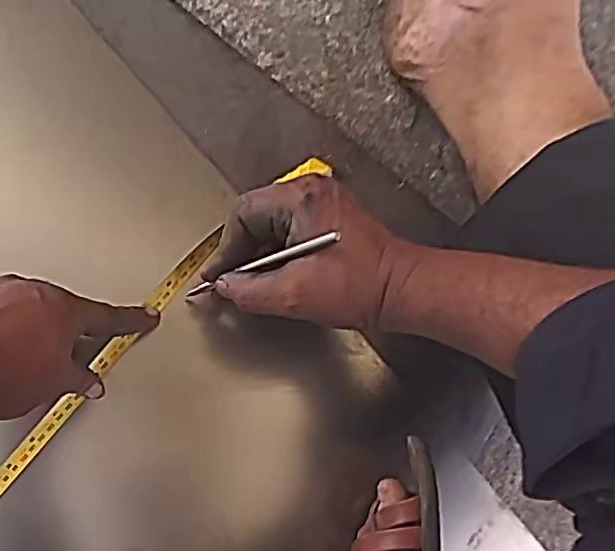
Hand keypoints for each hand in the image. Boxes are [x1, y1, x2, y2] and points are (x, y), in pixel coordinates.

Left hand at [0, 275, 157, 421]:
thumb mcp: (53, 385)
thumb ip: (77, 378)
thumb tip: (87, 381)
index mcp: (59, 307)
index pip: (105, 316)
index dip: (129, 321)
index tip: (143, 318)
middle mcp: (25, 291)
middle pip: (60, 312)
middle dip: (67, 336)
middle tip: (67, 363)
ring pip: (23, 313)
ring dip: (28, 337)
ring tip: (19, 370)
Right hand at [196, 177, 416, 330]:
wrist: (398, 290)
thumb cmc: (359, 286)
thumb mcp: (294, 294)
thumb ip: (250, 290)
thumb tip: (225, 286)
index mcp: (302, 199)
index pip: (243, 215)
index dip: (225, 250)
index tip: (217, 276)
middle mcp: (312, 192)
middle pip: (254, 217)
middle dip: (239, 253)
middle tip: (229, 281)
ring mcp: (321, 204)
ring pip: (269, 226)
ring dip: (256, 256)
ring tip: (250, 284)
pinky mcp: (327, 221)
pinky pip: (287, 232)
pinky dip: (273, 256)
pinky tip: (272, 279)